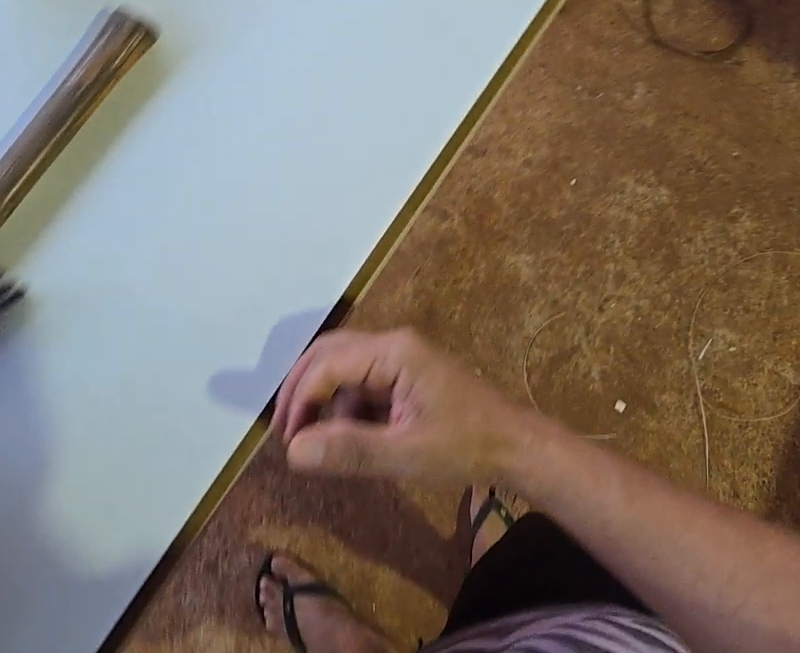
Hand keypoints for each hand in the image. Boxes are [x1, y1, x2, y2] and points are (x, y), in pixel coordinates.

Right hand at [270, 328, 537, 485]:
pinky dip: (345, 408)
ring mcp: (400, 358)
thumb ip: (350, 450)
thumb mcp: (406, 455)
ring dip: (323, 401)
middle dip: (302, 391)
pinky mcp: (404, 376)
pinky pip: (361, 383)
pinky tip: (350, 439)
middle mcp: (393, 345)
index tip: (287, 442)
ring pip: (343, 368)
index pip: (328, 364)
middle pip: (329, 354)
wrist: (513, 445)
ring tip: (317, 445)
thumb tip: (292, 451)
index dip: (300, 400)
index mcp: (394, 352)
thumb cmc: (464, 447)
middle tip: (286, 433)